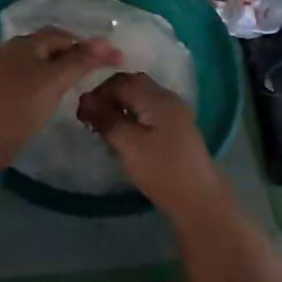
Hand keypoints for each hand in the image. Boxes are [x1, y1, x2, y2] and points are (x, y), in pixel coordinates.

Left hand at [0, 28, 121, 169]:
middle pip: (46, 48)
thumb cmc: (15, 108)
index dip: (87, 44)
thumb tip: (107, 42)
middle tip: (94, 74)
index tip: (110, 61)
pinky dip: (41, 85)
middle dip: (71, 56)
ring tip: (75, 88)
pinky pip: (24, 82)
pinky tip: (47, 101)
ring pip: (34, 66)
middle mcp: (9, 53)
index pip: (61, 35)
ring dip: (56, 71)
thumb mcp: (52, 82)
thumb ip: (79, 61)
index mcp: (23, 44)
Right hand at [77, 72, 227, 218]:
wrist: (199, 200)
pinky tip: (121, 133)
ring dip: (119, 106)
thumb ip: (107, 119)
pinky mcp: (175, 128)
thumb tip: (85, 100)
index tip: (82, 113)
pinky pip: (148, 111)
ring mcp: (174, 113)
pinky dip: (131, 116)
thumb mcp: (129, 145)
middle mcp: (168, 99)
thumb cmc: (162, 171)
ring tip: (102, 127)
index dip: (99, 92)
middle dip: (109, 97)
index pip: (122, 81)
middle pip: (132, 85)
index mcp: (158, 99)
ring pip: (140, 98)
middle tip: (91, 118)